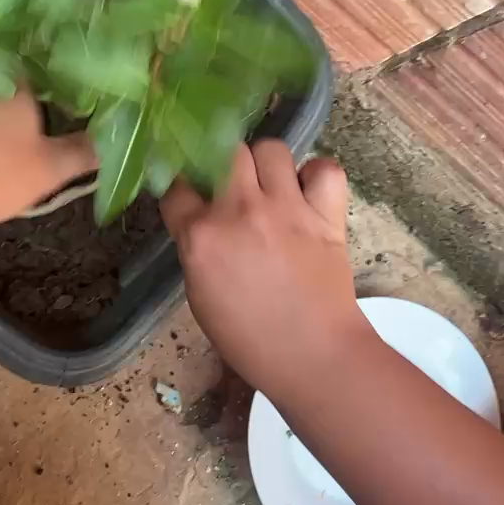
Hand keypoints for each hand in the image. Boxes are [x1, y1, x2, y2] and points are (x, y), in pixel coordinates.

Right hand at [162, 140, 377, 396]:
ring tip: (269, 185)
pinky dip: (316, 175)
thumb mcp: (199, 294)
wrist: (313, 356)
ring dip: (265, 163)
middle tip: (231, 185)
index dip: (181, 190)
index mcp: (200, 237)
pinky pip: (324, 169)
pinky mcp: (326, 214)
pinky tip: (307, 193)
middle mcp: (240, 211)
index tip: (188, 196)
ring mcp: (286, 209)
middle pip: (224, 152)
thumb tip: (203, 222)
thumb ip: (197, 249)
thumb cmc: (248, 338)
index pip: (177, 188)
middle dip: (223, 164)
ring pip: (270, 148)